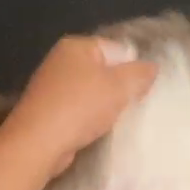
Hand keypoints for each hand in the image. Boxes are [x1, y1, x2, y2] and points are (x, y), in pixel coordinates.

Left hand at [0, 36, 158, 175]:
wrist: (38, 143)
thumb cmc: (80, 107)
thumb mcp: (120, 87)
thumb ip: (140, 74)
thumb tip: (151, 67)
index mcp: (76, 46)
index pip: (116, 49)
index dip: (132, 68)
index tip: (141, 90)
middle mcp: (60, 60)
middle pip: (103, 70)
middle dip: (119, 88)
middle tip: (133, 106)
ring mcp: (50, 85)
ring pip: (90, 91)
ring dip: (104, 106)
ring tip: (115, 121)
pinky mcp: (46, 110)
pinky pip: (77, 109)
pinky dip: (88, 118)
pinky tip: (95, 130)